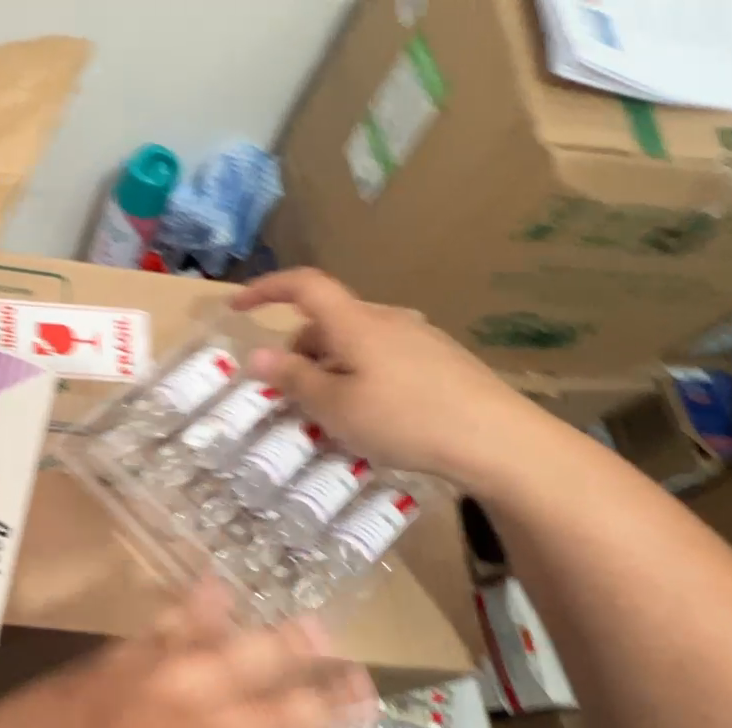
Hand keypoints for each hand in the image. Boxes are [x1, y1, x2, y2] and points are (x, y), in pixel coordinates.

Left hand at [0, 582, 379, 727]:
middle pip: (276, 721)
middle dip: (328, 705)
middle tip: (367, 688)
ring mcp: (149, 696)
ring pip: (234, 664)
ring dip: (282, 645)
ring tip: (323, 626)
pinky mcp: (110, 665)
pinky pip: (165, 630)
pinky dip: (195, 607)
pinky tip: (219, 586)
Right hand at [230, 268, 559, 492]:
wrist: (494, 438)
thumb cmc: (402, 419)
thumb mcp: (333, 406)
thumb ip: (292, 378)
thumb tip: (256, 355)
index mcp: (356, 322)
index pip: (304, 286)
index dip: (267, 289)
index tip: (237, 306)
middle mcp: (387, 319)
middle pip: (328, 321)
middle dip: (297, 351)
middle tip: (287, 397)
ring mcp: (417, 338)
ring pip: (354, 343)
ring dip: (327, 369)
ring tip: (327, 416)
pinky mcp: (438, 360)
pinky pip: (380, 358)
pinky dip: (357, 377)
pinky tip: (368, 418)